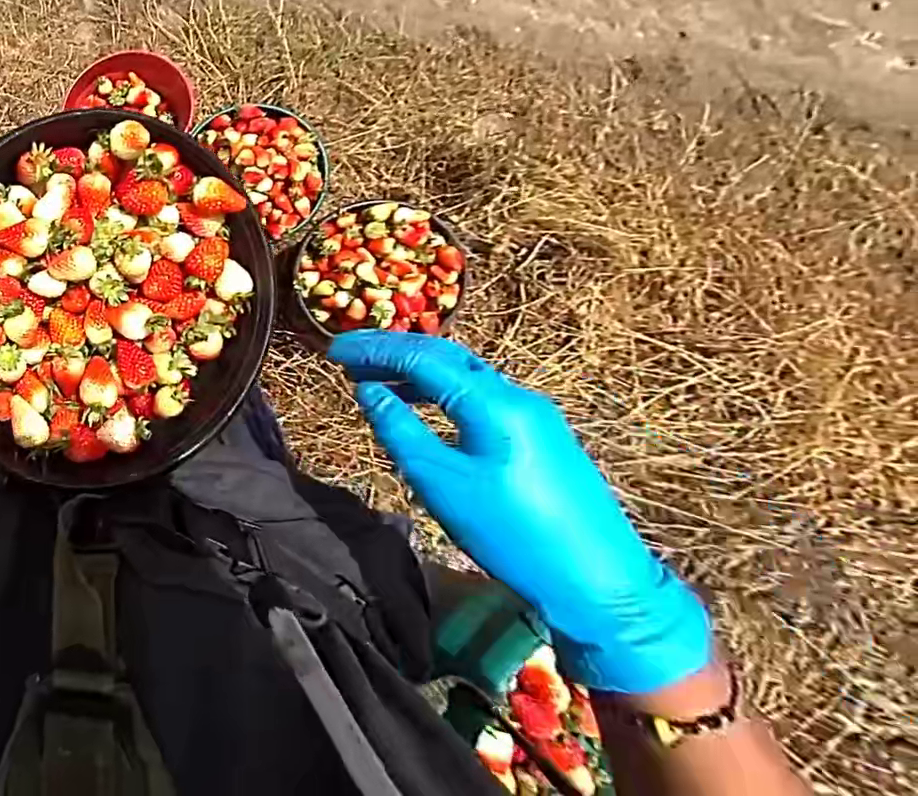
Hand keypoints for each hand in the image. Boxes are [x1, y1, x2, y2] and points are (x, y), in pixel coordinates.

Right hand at [328, 331, 712, 693]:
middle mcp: (515, 397)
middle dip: (390, 349)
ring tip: (368, 376)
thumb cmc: (511, 534)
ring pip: (460, 373)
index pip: (423, 358)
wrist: (602, 586)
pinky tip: (411, 401)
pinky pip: (474, 393)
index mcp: (494, 405)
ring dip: (411, 368)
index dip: (374, 349)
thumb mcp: (439, 481)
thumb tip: (367, 390)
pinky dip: (434, 388)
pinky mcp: (534, 433)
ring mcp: (530, 414)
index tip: (333, 351)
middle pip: (444, 355)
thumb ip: (398, 428)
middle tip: (345, 354)